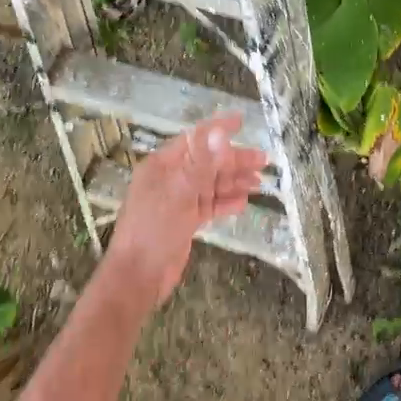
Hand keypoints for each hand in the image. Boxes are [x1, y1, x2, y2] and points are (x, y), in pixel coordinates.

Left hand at [104, 112, 266, 305]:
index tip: (242, 121)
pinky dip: (225, 202)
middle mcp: (170, 178)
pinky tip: (244, 203)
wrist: (137, 279)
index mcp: (163, 165)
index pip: (195, 139)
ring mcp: (177, 200)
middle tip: (263, 161)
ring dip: (233, 181)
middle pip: (207, 162)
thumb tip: (220, 132)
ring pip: (210, 184)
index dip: (218, 129)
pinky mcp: (184, 221)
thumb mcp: (180, 193)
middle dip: (234, 160)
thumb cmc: (153, 230)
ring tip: (259, 182)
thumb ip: (201, 162)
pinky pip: (209, 205)